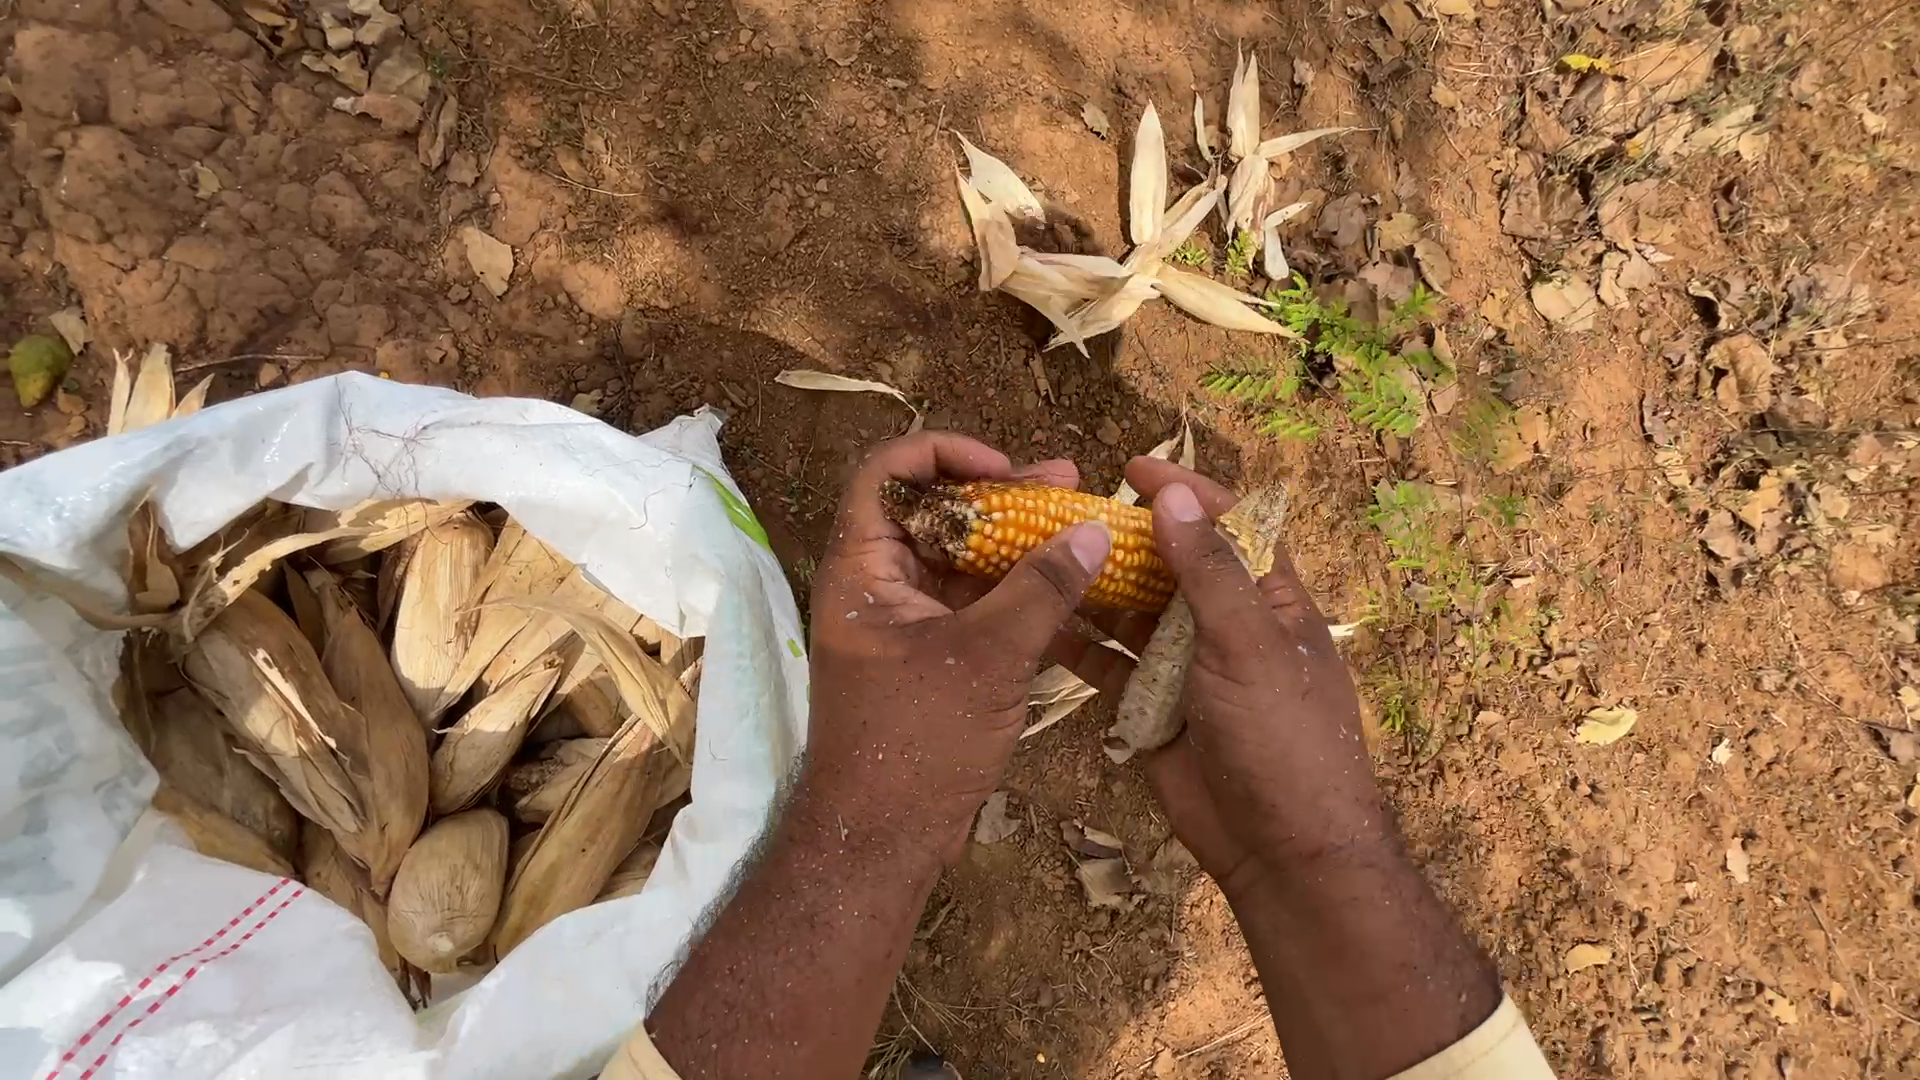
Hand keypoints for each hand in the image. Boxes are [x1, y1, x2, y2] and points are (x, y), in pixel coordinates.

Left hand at [799, 433, 1112, 869]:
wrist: (883, 840)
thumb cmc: (918, 742)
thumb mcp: (984, 658)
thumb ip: (1040, 590)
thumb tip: (1093, 532)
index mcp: (863, 569)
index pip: (885, 474)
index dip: (941, 453)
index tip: (1002, 466)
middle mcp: (879, 583)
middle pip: (935, 511)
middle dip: (1001, 495)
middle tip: (1063, 483)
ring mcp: (907, 619)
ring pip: (962, 558)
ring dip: (1017, 541)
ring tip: (1080, 523)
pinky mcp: (934, 652)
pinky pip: (976, 602)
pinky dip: (1017, 589)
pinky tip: (1068, 583)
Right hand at [1046, 458, 1390, 896]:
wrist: (1277, 847)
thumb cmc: (1281, 734)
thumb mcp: (1249, 643)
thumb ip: (1209, 569)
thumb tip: (1175, 495)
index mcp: (1264, 597)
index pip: (1226, 525)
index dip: (1183, 491)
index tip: (1131, 468)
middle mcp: (1220, 621)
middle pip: (1167, 562)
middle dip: (1124, 536)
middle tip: (1067, 513)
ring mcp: (1180, 661)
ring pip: (1131, 609)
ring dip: (1095, 585)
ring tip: (1043, 554)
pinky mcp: (1147, 699)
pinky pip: (1107, 660)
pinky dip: (1078, 641)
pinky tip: (1041, 620)